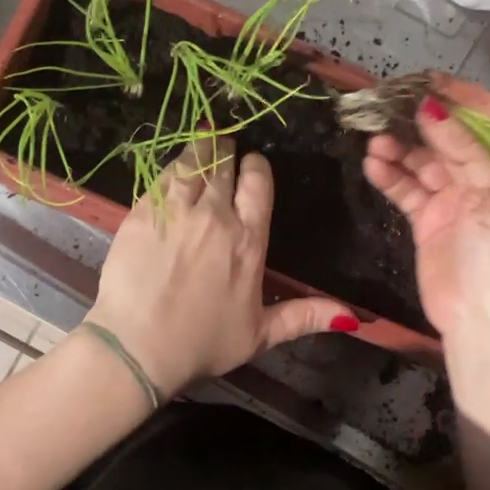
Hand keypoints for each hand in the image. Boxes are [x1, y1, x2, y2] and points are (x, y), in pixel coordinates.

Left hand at [87, 135, 355, 396]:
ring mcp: (175, 210)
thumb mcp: (260, 334)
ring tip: (203, 142)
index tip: (252, 164)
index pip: (258, 183)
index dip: (256, 167)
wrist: (137, 346)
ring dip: (200, 149)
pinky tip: (173, 169)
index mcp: (249, 240)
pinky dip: (171, 168)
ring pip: (192, 162)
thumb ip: (304, 316)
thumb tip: (352, 316)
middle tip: (225, 147)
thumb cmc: (202, 343)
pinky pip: (161, 177)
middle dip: (227, 151)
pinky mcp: (141, 213)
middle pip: (224, 165)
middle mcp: (215, 216)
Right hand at [363, 75, 489, 350]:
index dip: (465, 97)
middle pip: (453, 137)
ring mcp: (457, 201)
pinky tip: (373, 165)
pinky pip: (408, 190)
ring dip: (401, 147)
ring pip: (425, 161)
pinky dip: (391, 176)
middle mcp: (488, 179)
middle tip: (386, 104)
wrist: (486, 324)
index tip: (427, 81)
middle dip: (421, 119)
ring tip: (374, 140)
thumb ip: (463, 147)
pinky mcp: (430, 223)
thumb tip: (429, 106)